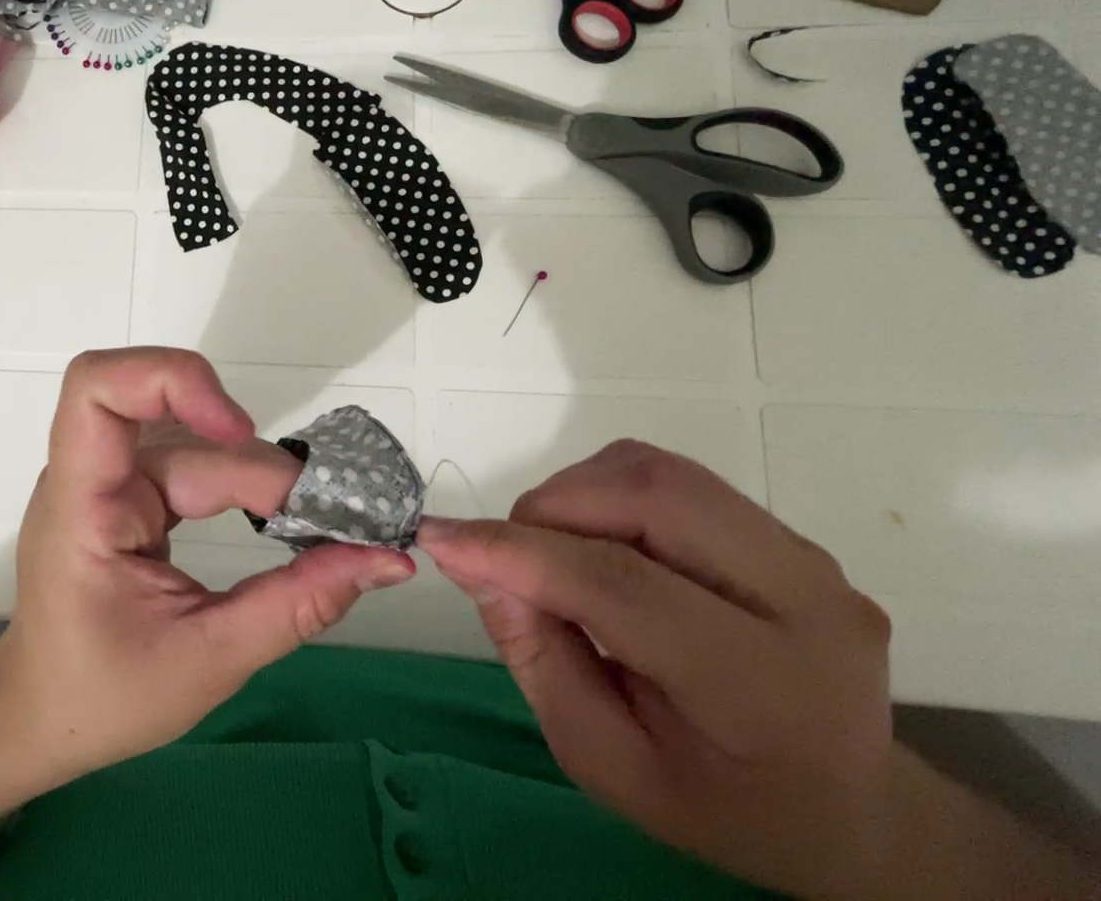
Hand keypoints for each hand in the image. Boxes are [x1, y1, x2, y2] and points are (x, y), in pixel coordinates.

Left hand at [0, 348, 415, 787]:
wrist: (45, 716)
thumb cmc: (103, 697)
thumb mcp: (208, 659)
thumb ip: (297, 604)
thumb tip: (387, 560)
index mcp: (81, 508)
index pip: (98, 391)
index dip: (171, 379)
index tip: (241, 431)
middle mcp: (91, 479)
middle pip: (179, 429)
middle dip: (260, 470)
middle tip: (332, 524)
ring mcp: (111, 484)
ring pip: (194, 442)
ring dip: (256, 473)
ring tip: (312, 521)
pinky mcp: (132, 497)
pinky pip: (192, 463)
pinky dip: (241, 483)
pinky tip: (277, 515)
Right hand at [418, 440, 1096, 900]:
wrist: (843, 808)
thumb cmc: (713, 802)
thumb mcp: (602, 760)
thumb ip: (537, 656)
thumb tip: (475, 563)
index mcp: (760, 688)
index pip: (621, 586)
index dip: (517, 552)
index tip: (437, 539)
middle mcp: (805, 602)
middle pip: (653, 495)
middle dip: (550, 508)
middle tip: (506, 555)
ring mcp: (808, 559)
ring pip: (660, 472)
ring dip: (576, 494)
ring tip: (552, 554)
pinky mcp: (791, 536)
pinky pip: (677, 480)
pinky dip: (608, 494)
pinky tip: (599, 547)